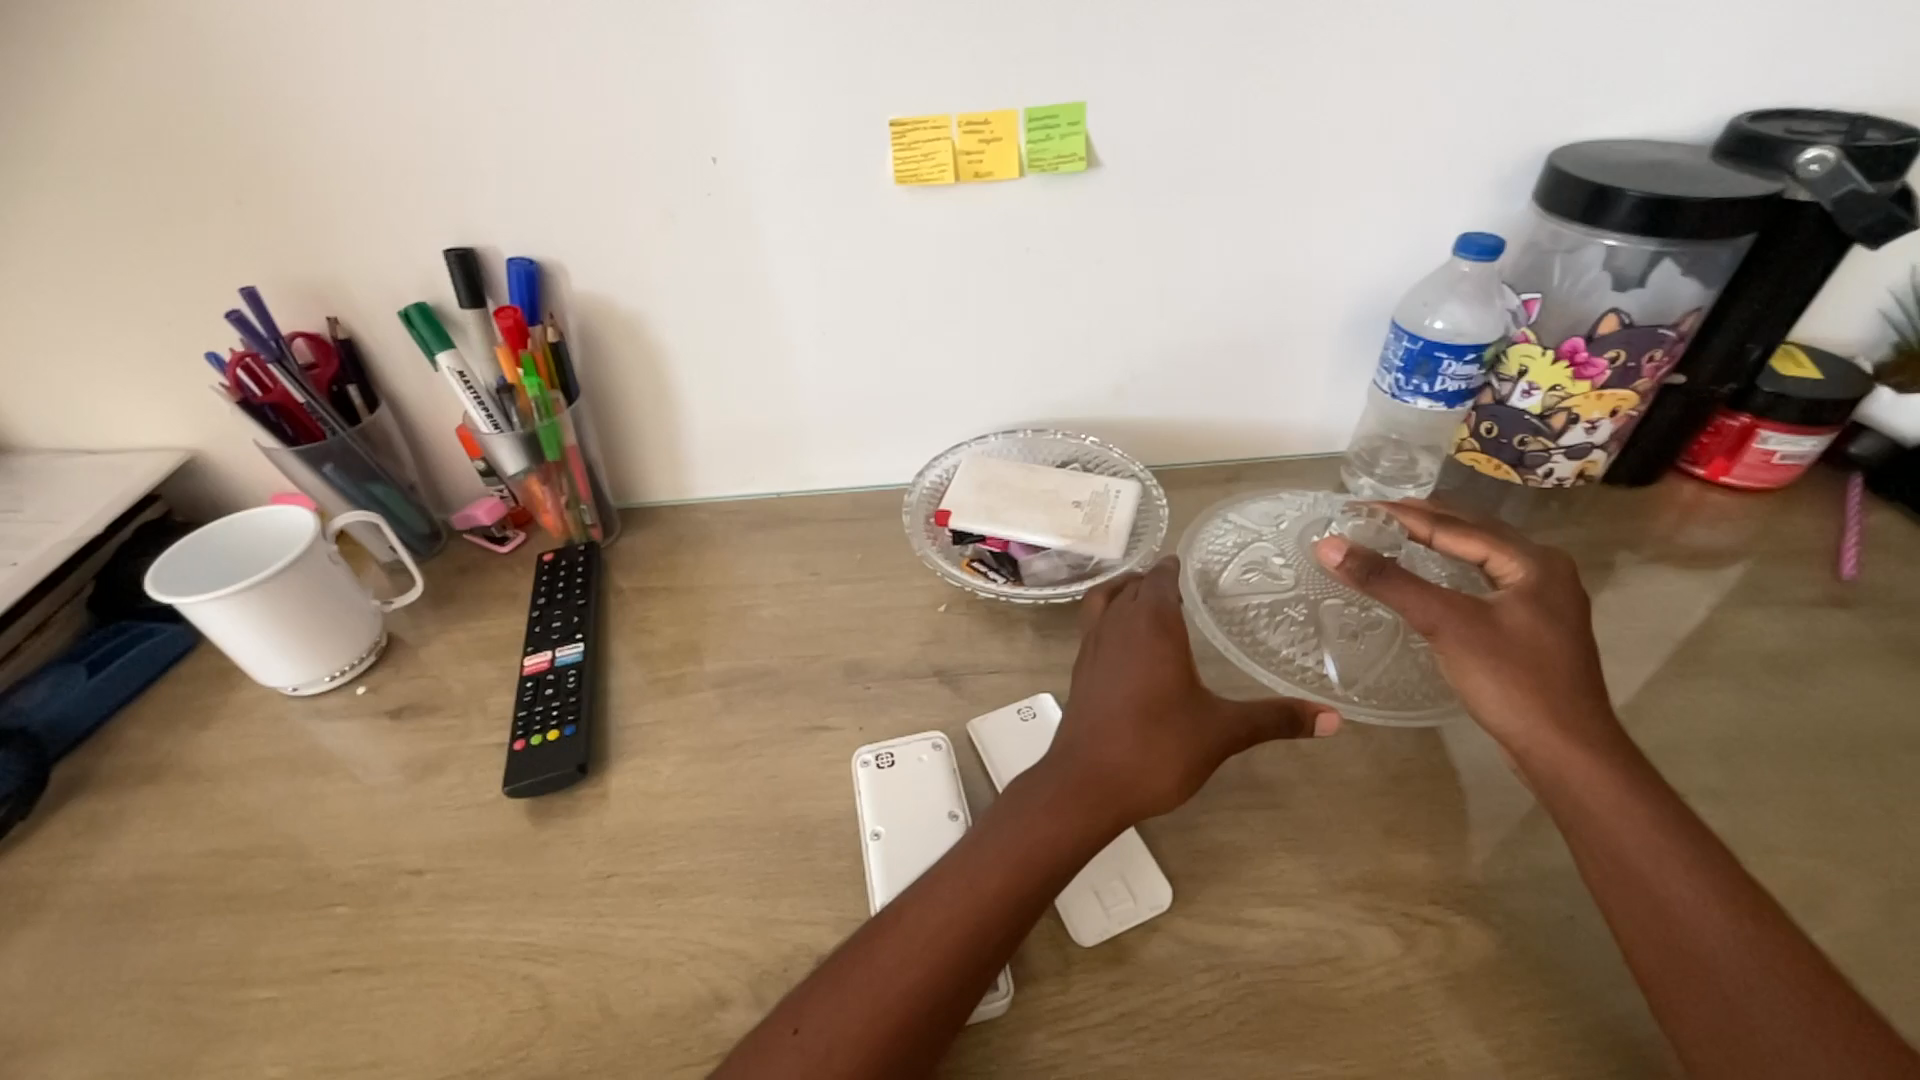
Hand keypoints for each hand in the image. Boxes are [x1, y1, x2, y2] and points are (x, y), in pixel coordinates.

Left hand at [1040, 557, 1338, 831]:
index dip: (1176, 567)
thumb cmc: (1156, 748)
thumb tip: (1333, 719)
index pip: (1161, 577)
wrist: (1086, 784)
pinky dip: (1110, 620)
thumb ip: (1274, 719)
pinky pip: (1093, 627)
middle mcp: (1117, 625)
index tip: (1198, 566)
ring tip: (1153, 604)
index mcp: (1152, 624)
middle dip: (1155, 579)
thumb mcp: (1222, 731)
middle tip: (1188, 587)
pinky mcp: (1079, 671)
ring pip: (1105, 601)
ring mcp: (1091, 647)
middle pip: (1133, 585)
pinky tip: (1131, 648)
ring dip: (1125, 593)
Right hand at [1312, 500, 1621, 766]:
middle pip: (1473, 534)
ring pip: (1480, 557)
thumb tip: (1329, 546)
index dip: (1401, 515)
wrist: (1566, 751)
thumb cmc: (1511, 681)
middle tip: (1369, 516)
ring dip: (1437, 544)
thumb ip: (1388, 582)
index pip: (1455, 526)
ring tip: (1394, 535)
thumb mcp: (1445, 624)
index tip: (1355, 508)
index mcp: (1533, 561)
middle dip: (1421, 521)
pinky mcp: (1532, 627)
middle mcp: (1544, 570)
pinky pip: (1484, 581)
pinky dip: (1451, 570)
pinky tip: (1430, 578)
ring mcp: (1542, 600)